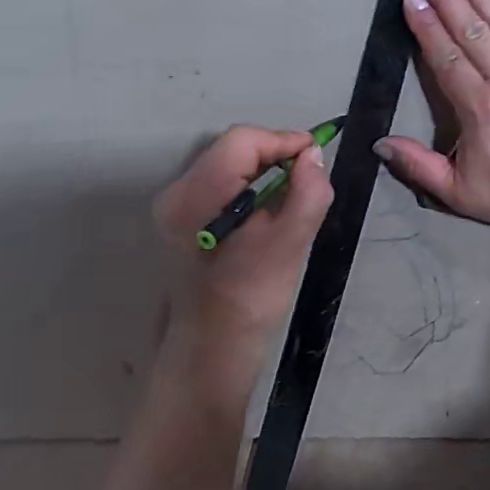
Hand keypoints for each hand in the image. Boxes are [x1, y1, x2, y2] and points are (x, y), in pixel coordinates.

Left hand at [153, 126, 332, 351]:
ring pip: (225, 163)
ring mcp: (173, 205)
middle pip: (230, 149)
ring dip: (261, 168)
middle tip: (307, 173)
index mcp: (196, 196)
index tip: (315, 154)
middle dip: (273, 153)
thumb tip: (312, 155)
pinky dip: (247, 183)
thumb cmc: (250, 300)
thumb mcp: (289, 245)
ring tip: (293, 188)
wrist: (212, 349)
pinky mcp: (180, 219)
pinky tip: (268, 205)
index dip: (282, 140)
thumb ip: (307, 193)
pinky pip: (218, 183)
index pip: (241, 142)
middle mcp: (176, 192)